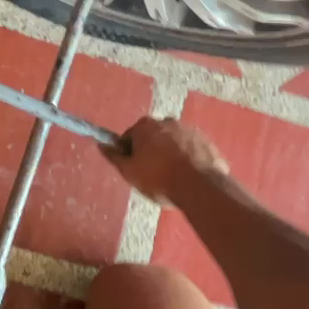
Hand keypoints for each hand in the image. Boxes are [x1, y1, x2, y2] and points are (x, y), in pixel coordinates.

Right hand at [103, 116, 229, 203]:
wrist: (199, 187)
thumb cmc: (158, 178)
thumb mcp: (129, 172)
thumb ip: (114, 157)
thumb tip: (101, 144)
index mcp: (145, 125)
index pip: (131, 137)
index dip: (130, 154)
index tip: (135, 170)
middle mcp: (167, 121)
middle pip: (154, 137)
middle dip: (153, 152)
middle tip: (154, 175)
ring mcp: (189, 129)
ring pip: (175, 142)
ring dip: (172, 154)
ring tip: (174, 178)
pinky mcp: (207, 141)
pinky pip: (193, 150)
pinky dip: (190, 159)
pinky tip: (190, 177)